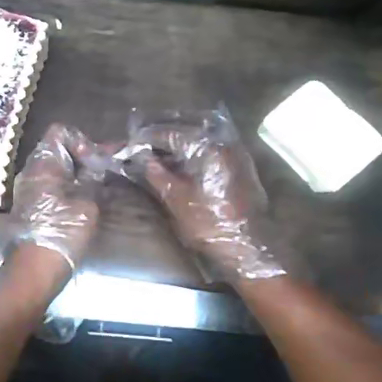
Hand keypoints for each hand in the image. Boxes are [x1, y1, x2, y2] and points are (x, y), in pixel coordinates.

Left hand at [10, 123, 110, 273]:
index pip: (60, 132)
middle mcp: (31, 171)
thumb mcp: (87, 202)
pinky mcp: (30, 204)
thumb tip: (98, 162)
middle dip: (82, 157)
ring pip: (55, 169)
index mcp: (43, 163)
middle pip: (58, 150)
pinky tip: (85, 198)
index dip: (81, 139)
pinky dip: (67, 186)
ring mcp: (28, 188)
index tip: (95, 158)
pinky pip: (50, 184)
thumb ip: (92, 177)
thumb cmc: (62, 231)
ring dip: (76, 173)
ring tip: (99, 184)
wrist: (35, 269)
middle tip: (104, 169)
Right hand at [124, 110, 292, 286]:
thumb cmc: (211, 224)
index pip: (173, 133)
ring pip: (200, 141)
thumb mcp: (178, 201)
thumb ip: (158, 176)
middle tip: (141, 144)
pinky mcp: (240, 169)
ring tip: (155, 154)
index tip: (132, 142)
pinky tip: (178, 164)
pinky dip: (193, 154)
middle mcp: (225, 144)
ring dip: (178, 145)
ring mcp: (236, 155)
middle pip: (187, 131)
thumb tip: (144, 160)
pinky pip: (211, 152)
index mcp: (210, 148)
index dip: (149, 137)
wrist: (249, 249)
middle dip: (162, 137)